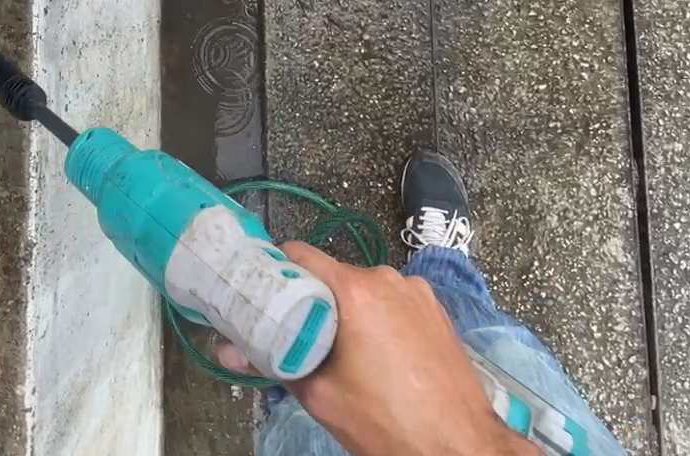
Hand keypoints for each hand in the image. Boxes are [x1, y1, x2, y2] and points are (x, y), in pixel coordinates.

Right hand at [219, 242, 531, 455]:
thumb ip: (271, 362)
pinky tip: (379, 355)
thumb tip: (225, 351)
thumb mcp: (320, 395)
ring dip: (347, 309)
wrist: (463, 451)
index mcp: (355, 288)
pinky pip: (392, 300)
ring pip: (363, 287)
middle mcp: (386, 276)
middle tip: (299, 333)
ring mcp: (416, 290)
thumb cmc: (387, 423)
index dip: (275, 269)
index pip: (299, 253)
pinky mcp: (436, 308)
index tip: (263, 292)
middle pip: (331, 273)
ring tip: (342, 351)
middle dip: (313, 298)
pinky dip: (378, 317)